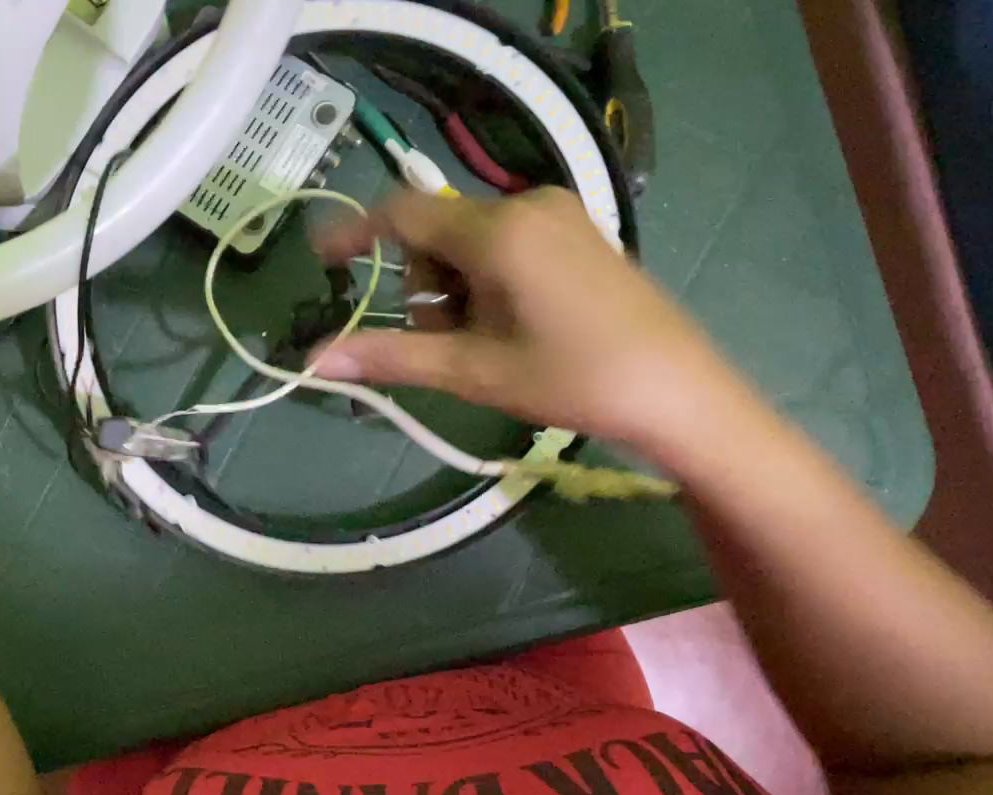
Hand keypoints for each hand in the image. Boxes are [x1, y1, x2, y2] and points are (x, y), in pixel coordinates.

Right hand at [313, 188, 759, 461]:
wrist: (677, 391)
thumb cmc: (572, 379)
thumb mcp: (473, 372)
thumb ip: (391, 358)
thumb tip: (315, 360)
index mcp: (499, 231)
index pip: (404, 215)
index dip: (356, 234)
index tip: (321, 259)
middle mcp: (526, 205)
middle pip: (435, 235)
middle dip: (422, 289)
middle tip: (446, 345)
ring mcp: (557, 215)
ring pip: (467, 244)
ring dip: (453, 293)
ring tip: (485, 345)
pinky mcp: (574, 233)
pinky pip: (502, 246)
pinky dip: (484, 285)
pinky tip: (511, 326)